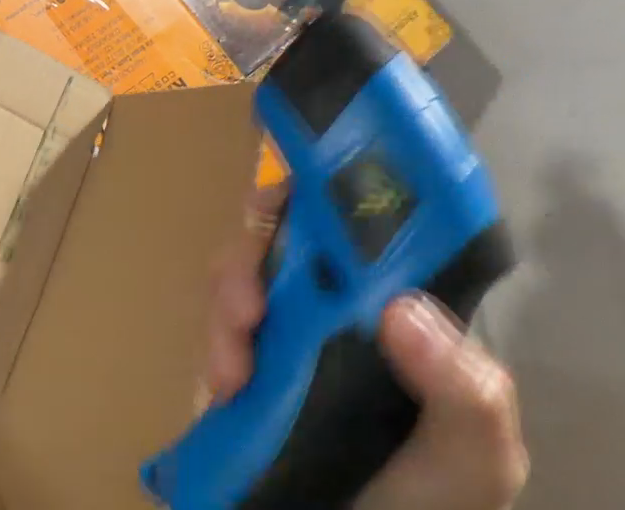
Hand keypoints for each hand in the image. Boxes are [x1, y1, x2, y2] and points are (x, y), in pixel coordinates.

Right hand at [207, 188, 527, 509]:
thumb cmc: (423, 501)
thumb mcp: (474, 459)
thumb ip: (465, 391)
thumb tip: (398, 307)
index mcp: (393, 318)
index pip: (350, 236)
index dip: (308, 204)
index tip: (273, 204)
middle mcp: (332, 314)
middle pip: (274, 247)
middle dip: (245, 266)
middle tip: (243, 312)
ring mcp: (279, 337)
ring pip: (233, 282)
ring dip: (223, 314)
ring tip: (231, 373)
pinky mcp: (236, 362)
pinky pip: (209, 329)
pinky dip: (210, 347)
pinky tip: (223, 387)